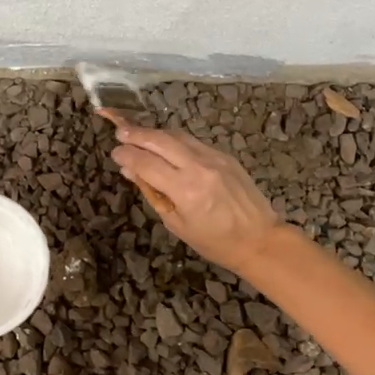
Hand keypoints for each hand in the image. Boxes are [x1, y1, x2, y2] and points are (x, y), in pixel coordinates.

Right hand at [102, 113, 283, 273]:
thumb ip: (154, 194)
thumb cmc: (214, 242)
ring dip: (155, 133)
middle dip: (137, 134)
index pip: (146, 163)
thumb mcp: (177, 224)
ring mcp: (214, 157)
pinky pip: (193, 142)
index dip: (127, 155)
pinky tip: (165, 144)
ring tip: (137, 134)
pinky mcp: (224, 155)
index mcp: (185, 190)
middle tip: (119, 132)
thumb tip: (131, 172)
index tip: (115, 153)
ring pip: (177, 135)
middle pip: (160, 140)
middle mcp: (198, 167)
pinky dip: (175, 140)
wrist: (259, 239)